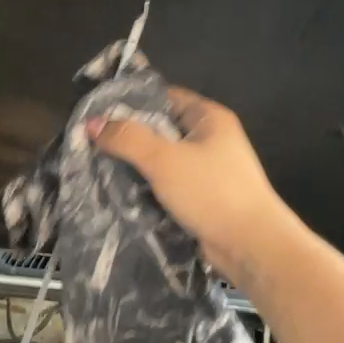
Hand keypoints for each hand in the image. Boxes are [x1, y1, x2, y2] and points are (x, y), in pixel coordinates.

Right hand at [89, 87, 293, 284]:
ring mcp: (208, 171)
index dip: (131, 102)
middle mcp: (211, 140)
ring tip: (100, 169)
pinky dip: (148, 189)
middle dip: (129, 137)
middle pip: (161, 129)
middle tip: (92, 144)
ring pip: (162, 160)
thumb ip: (127, 138)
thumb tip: (92, 123)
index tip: (98, 114)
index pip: (164, 97)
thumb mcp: (164, 159)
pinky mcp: (203, 198)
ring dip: (136, 166)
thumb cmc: (211, 192)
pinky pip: (168, 185)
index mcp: (209, 118)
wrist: (251, 245)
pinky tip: (122, 195)